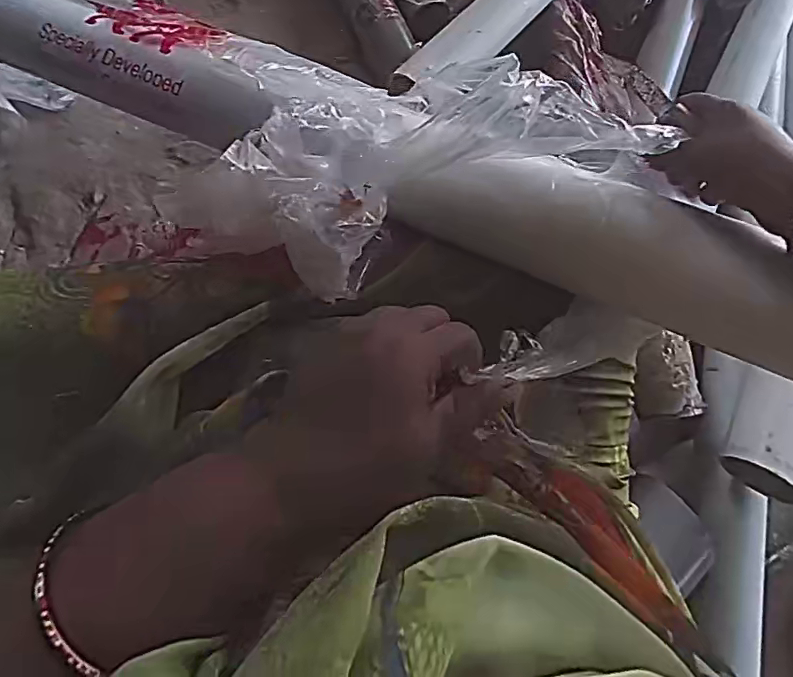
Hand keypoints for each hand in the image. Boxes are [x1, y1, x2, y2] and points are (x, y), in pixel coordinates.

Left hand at [242, 306, 505, 535]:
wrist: (285, 476)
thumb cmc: (365, 466)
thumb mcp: (429, 444)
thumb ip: (471, 408)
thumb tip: (507, 384)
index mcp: (412, 346)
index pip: (462, 333)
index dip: (472, 363)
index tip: (462, 396)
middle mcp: (383, 325)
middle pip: (432, 315)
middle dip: (445, 344)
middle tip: (437, 387)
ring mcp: (351, 328)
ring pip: (400, 318)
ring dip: (414, 340)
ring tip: (406, 383)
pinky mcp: (327, 339)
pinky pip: (371, 327)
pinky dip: (385, 342)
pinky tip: (374, 380)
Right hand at [648, 93, 792, 210]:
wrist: (791, 196)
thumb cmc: (743, 165)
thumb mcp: (695, 157)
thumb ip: (669, 155)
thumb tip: (652, 157)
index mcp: (725, 109)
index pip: (688, 103)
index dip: (667, 119)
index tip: (654, 139)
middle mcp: (739, 124)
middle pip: (697, 135)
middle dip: (679, 155)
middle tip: (670, 171)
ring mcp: (751, 149)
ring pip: (710, 158)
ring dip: (695, 174)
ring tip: (690, 188)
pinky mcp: (758, 173)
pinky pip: (726, 175)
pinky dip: (714, 185)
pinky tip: (711, 196)